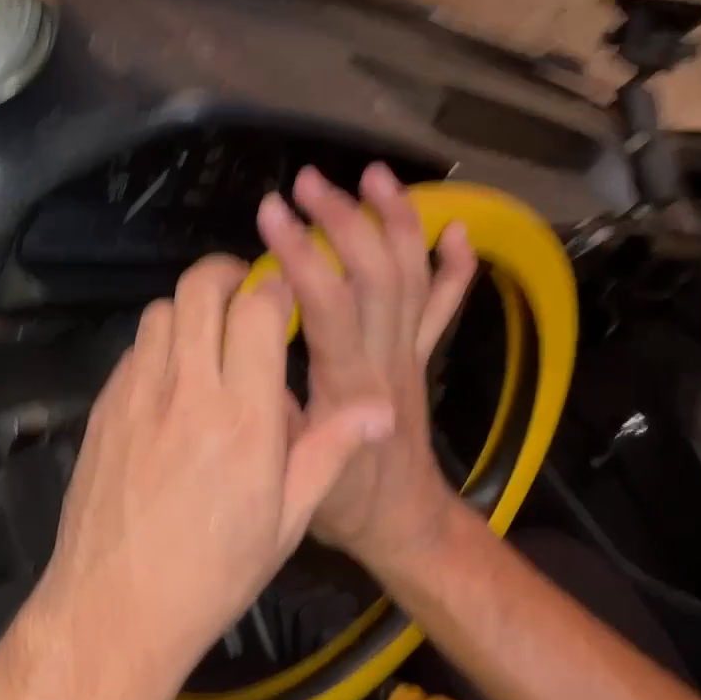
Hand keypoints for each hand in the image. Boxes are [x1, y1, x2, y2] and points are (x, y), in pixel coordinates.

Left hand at [34, 255, 393, 685]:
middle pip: (200, 289)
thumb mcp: (288, 521)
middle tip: (243, 292)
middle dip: (227, 274)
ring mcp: (137, 394)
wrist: (116, 606)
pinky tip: (170, 378)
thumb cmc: (215, 571)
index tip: (286, 297)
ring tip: (207, 334)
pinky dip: (157, 346)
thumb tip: (382, 410)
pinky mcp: (104, 405)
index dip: (276, 290)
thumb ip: (330, 451)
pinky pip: (133, 349)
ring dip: (189, 309)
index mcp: (244, 417)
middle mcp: (187, 390)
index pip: (259, 311)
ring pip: (161, 310)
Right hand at [254, 163, 478, 572]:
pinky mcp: (423, 356)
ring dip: (397, 220)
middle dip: (345, 219)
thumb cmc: (343, 502)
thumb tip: (245, 350)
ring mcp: (412, 353)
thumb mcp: (290, 472)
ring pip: (412, 276)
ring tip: (374, 175)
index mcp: (348, 384)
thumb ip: (273, 411)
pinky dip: (454, 266)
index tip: (270, 210)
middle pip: (377, 275)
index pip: (328, 305)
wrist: (406, 524)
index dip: (301, 253)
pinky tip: (454, 228)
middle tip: (308, 181)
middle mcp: (387, 358)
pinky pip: (446, 306)